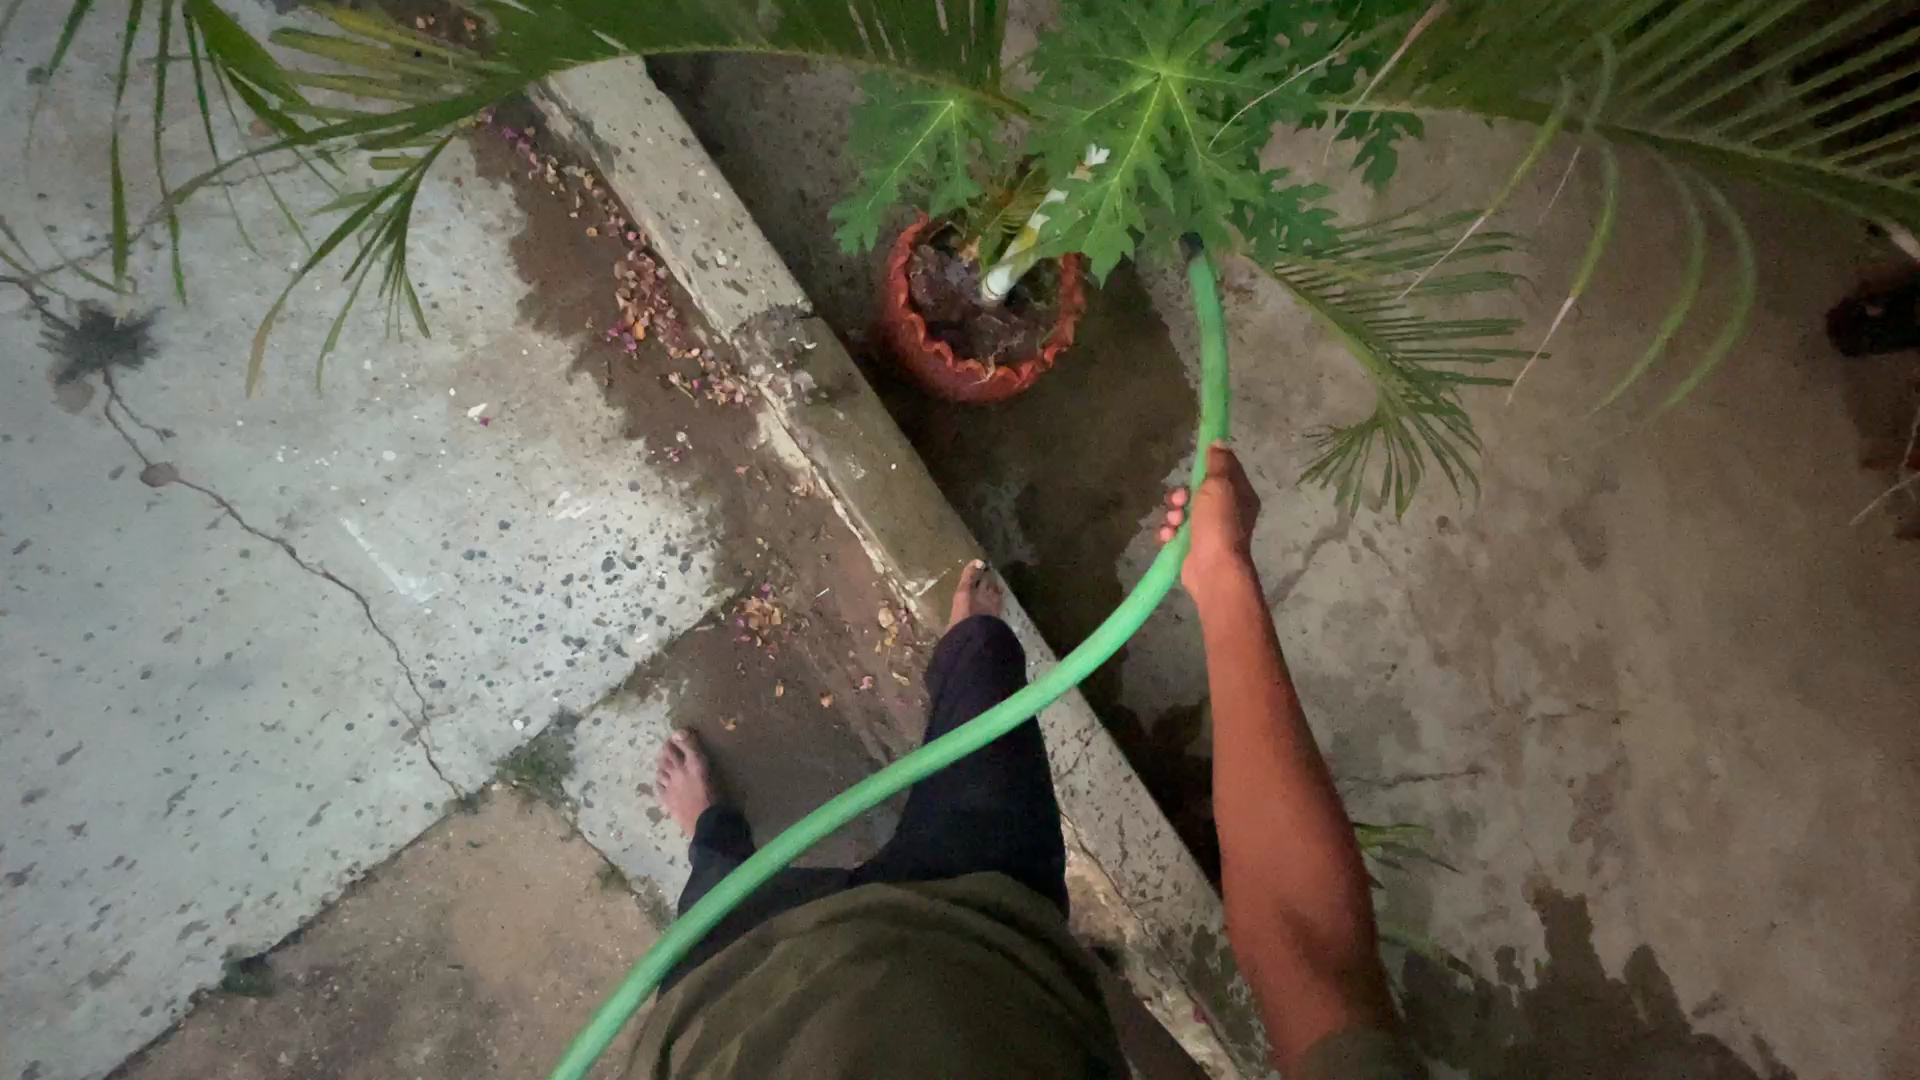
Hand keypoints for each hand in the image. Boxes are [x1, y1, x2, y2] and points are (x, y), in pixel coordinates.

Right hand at [1158, 442, 1260, 596]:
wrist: (1212, 568)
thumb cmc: (1219, 524)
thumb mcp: (1219, 485)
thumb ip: (1218, 463)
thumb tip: (1219, 442)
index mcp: (1240, 495)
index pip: (1225, 469)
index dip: (1209, 463)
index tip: (1194, 460)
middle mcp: (1227, 511)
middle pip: (1198, 490)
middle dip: (1181, 494)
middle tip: (1179, 500)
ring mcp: (1209, 530)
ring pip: (1182, 511)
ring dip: (1172, 514)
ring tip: (1174, 523)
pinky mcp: (1192, 545)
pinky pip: (1174, 531)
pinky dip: (1168, 532)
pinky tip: (1168, 537)